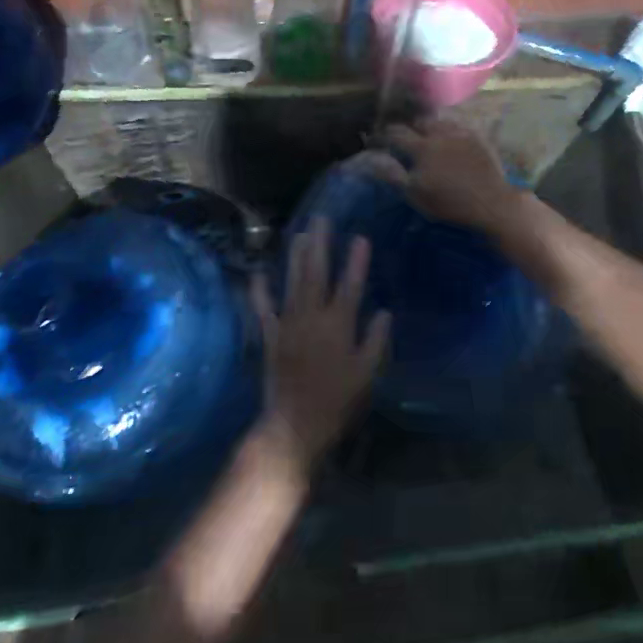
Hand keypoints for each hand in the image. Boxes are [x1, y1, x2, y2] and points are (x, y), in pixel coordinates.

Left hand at [249, 219, 390, 467]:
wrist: (294, 423)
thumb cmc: (337, 400)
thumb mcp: (366, 374)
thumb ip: (375, 341)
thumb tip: (384, 312)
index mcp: (339, 326)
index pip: (350, 285)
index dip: (356, 261)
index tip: (360, 236)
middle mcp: (312, 317)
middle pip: (317, 274)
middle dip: (320, 244)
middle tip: (321, 219)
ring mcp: (288, 324)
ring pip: (292, 283)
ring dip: (295, 257)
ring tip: (299, 233)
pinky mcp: (271, 336)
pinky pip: (263, 308)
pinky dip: (259, 290)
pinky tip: (258, 272)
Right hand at [381, 118, 524, 232]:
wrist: (490, 202)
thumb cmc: (448, 202)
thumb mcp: (415, 194)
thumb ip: (393, 175)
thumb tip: (372, 159)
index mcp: (421, 148)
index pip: (395, 134)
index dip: (382, 136)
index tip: (375, 141)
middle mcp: (439, 134)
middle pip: (418, 122)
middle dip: (407, 127)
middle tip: (402, 136)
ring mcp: (461, 133)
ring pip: (439, 121)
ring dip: (429, 125)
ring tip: (426, 133)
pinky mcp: (478, 138)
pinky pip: (459, 125)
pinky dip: (449, 128)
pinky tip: (450, 136)